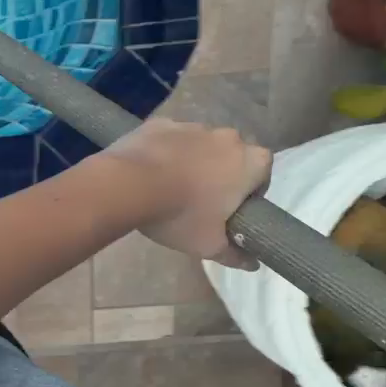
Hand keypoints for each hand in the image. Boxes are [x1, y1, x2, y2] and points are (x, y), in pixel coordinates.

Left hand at [101, 119, 271, 269]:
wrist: (126, 185)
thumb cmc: (178, 215)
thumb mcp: (209, 244)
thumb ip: (235, 253)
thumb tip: (252, 263)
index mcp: (254, 161)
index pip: (259, 178)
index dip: (244, 195)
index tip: (223, 211)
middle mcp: (229, 136)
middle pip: (228, 158)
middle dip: (216, 175)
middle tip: (192, 199)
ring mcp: (192, 125)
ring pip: (196, 145)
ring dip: (186, 161)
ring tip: (163, 185)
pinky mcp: (158, 123)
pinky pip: (164, 138)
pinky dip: (159, 150)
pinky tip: (143, 169)